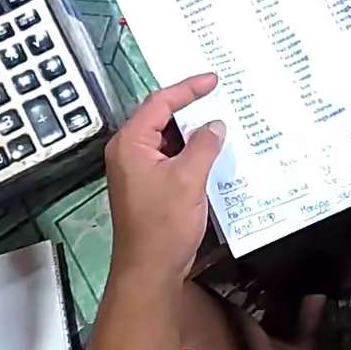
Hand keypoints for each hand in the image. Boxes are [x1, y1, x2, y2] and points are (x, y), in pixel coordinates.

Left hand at [106, 74, 227, 282]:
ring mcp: (137, 170)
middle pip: (160, 118)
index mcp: (130, 143)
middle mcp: (129, 152)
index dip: (188, 88)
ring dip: (192, 132)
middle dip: (190, 108)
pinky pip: (170, 158)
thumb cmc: (164, 223)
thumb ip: (203, 145)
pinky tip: (211, 152)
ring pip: (167, 139)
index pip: (159, 103)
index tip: (213, 79)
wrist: (149, 270)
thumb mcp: (189, 179)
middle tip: (220, 97)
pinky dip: (190, 152)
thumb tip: (215, 125)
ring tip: (221, 121)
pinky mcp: (148, 186)